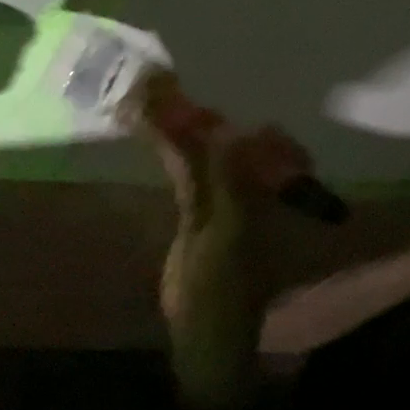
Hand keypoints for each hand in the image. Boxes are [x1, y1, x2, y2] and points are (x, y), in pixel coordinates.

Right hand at [120, 70, 314, 409]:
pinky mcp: (194, 204)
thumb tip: (222, 127)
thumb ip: (225, 181)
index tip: (208, 77)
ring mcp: (220, 194)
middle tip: (161, 77)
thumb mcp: (227, 236)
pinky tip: (140, 121)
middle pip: (223, 137)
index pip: (259, 138)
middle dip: (194, 109)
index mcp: (269, 193)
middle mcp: (250, 185)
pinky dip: (162, 143)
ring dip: (173, 122)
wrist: (201, 332)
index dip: (231, 105)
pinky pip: (180, 164)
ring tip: (144, 89)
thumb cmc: (223, 289)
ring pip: (196, 148)